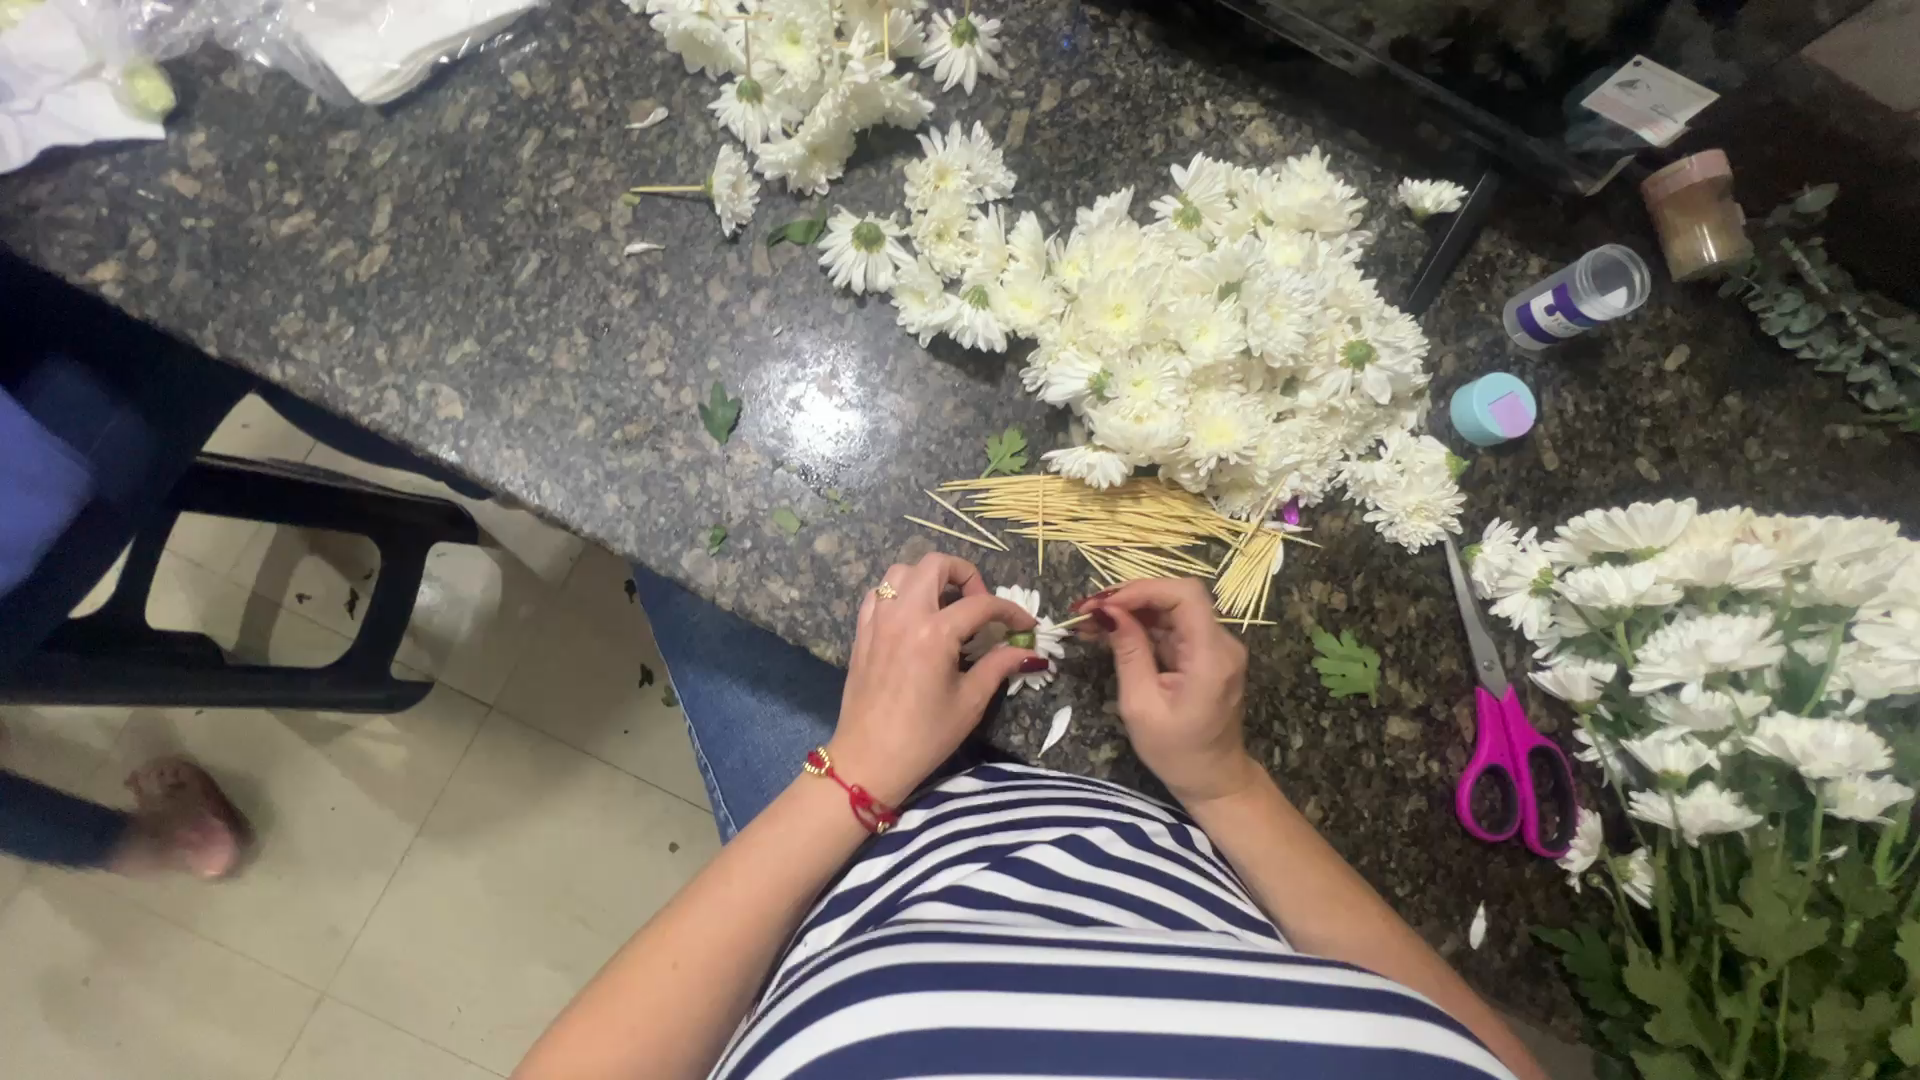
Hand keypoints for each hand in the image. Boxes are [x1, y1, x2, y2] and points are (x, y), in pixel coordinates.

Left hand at [829, 552, 1043, 805]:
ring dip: (929, 578)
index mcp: (935, 633)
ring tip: (946, 605)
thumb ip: (998, 666)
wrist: (869, 759)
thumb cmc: (924, 736)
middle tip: (979, 605)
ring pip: (901, 571)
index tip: (1026, 625)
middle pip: (936, 565)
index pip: (981, 605)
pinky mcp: (862, 631)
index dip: (1011, 612)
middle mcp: (904, 615)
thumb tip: (1027, 651)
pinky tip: (913, 615)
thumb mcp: (969, 702)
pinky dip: (899, 593)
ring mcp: (878, 620)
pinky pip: (879, 593)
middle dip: (966, 575)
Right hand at [1076, 578, 1257, 805]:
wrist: (1212, 780)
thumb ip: (1128, 652)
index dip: (1143, 590)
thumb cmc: (1175, 751)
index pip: (1185, 596)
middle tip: (1088, 611)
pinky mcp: (1204, 654)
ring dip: (1130, 610)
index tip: (1104, 604)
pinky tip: (1109, 632)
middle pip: (1177, 597)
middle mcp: (1221, 643)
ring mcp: (1215, 647)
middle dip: (1130, 597)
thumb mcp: (1141, 704)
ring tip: (1090, 622)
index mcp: (1211, 656)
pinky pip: (1172, 627)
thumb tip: (1107, 611)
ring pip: (1171, 610)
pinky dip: (1140, 626)